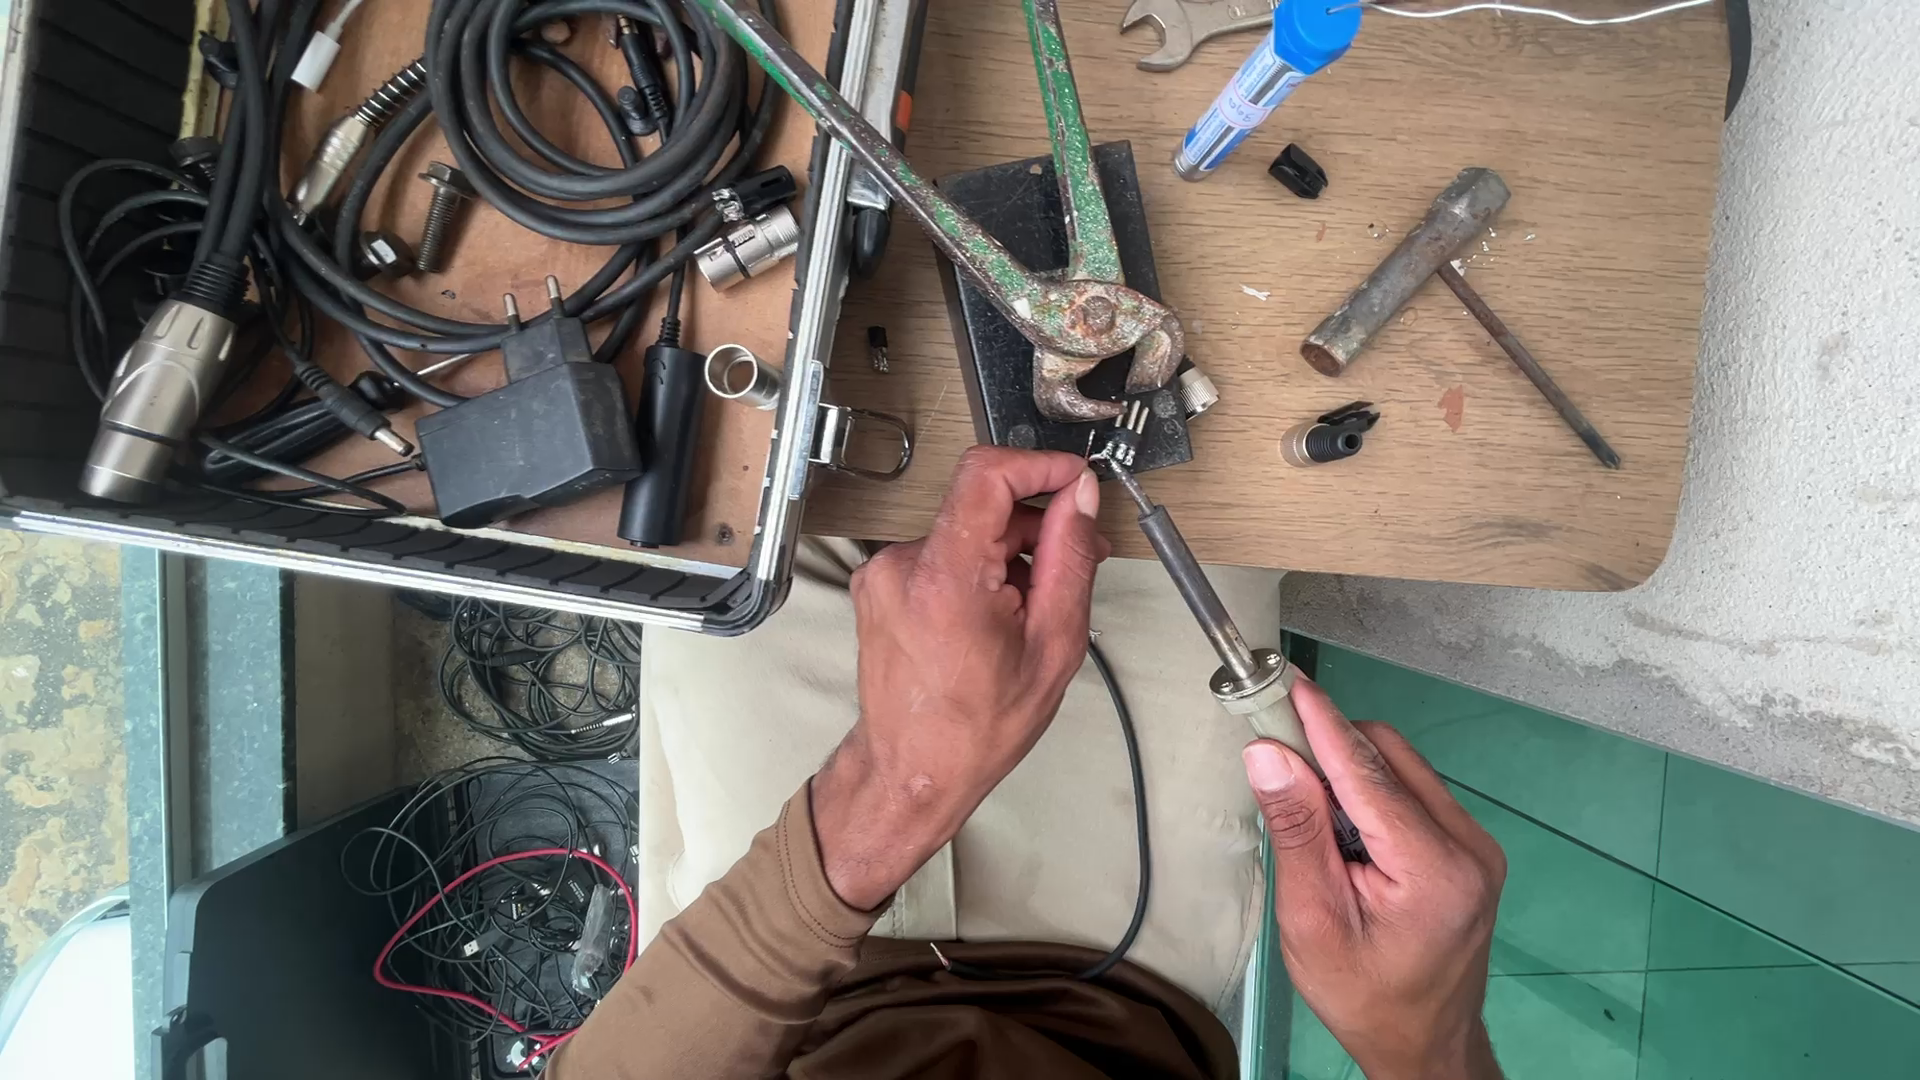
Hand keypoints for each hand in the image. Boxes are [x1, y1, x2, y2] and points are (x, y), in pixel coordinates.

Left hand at [812, 447, 1109, 909]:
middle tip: (1076, 562)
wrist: (911, 770)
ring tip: (1031, 605)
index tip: (1072, 478)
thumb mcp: (1053, 646)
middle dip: (1035, 528)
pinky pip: (941, 551)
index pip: (985, 474)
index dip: (1038, 466)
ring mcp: (883, 573)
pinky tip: (995, 609)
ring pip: (965, 530)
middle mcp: (902, 566)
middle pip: (982, 507)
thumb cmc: (977, 728)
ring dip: (1007, 553)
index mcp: (945, 579)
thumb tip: (1079, 498)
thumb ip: (1070, 559)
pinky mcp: (879, 582)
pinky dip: (976, 567)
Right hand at [1241, 677, 1506, 1079]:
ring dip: (1346, 762)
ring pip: (1398, 762)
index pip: (1364, 770)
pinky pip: (1408, 784)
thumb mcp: (1311, 917)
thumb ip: (1296, 829)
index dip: (1319, 721)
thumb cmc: (1359, 991)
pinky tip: (1339, 819)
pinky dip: (1365, 782)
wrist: (1423, 1045)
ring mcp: (1474, 842)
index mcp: (1434, 867)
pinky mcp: (1467, 845)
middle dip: (1329, 741)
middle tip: (1274, 751)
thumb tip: (1266, 752)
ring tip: (1305, 800)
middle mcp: (1467, 843)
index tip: (1284, 680)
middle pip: (1387, 752)